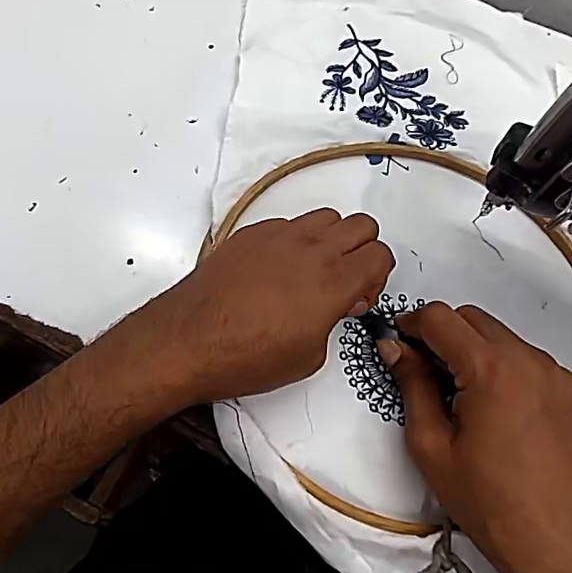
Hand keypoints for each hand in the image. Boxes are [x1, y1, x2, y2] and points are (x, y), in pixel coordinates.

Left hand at [94, 208, 394, 410]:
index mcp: (332, 282)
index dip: (377, 276)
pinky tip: (279, 266)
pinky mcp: (251, 233)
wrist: (190, 339)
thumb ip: (331, 322)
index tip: (360, 296)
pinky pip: (287, 222)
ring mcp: (278, 236)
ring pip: (326, 215)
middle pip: (361, 224)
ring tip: (314, 268)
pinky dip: (294, 238)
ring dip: (331, 238)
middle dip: (363, 250)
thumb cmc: (242, 354)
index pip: (380, 254)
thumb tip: (330, 310)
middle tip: (346, 278)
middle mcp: (309, 250)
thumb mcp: (307, 357)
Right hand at [385, 302, 571, 572]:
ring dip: (471, 349)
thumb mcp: (432, 445)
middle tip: (419, 367)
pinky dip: (500, 366)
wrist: (564, 551)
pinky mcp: (570, 395)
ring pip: (499, 336)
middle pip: (471, 318)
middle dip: (440, 333)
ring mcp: (555, 378)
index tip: (398, 339)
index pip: (439, 317)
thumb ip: (411, 385)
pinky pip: (526, 359)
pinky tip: (487, 407)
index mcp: (492, 370)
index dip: (410, 323)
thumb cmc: (502, 509)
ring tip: (454, 394)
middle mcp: (529, 364)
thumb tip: (397, 352)